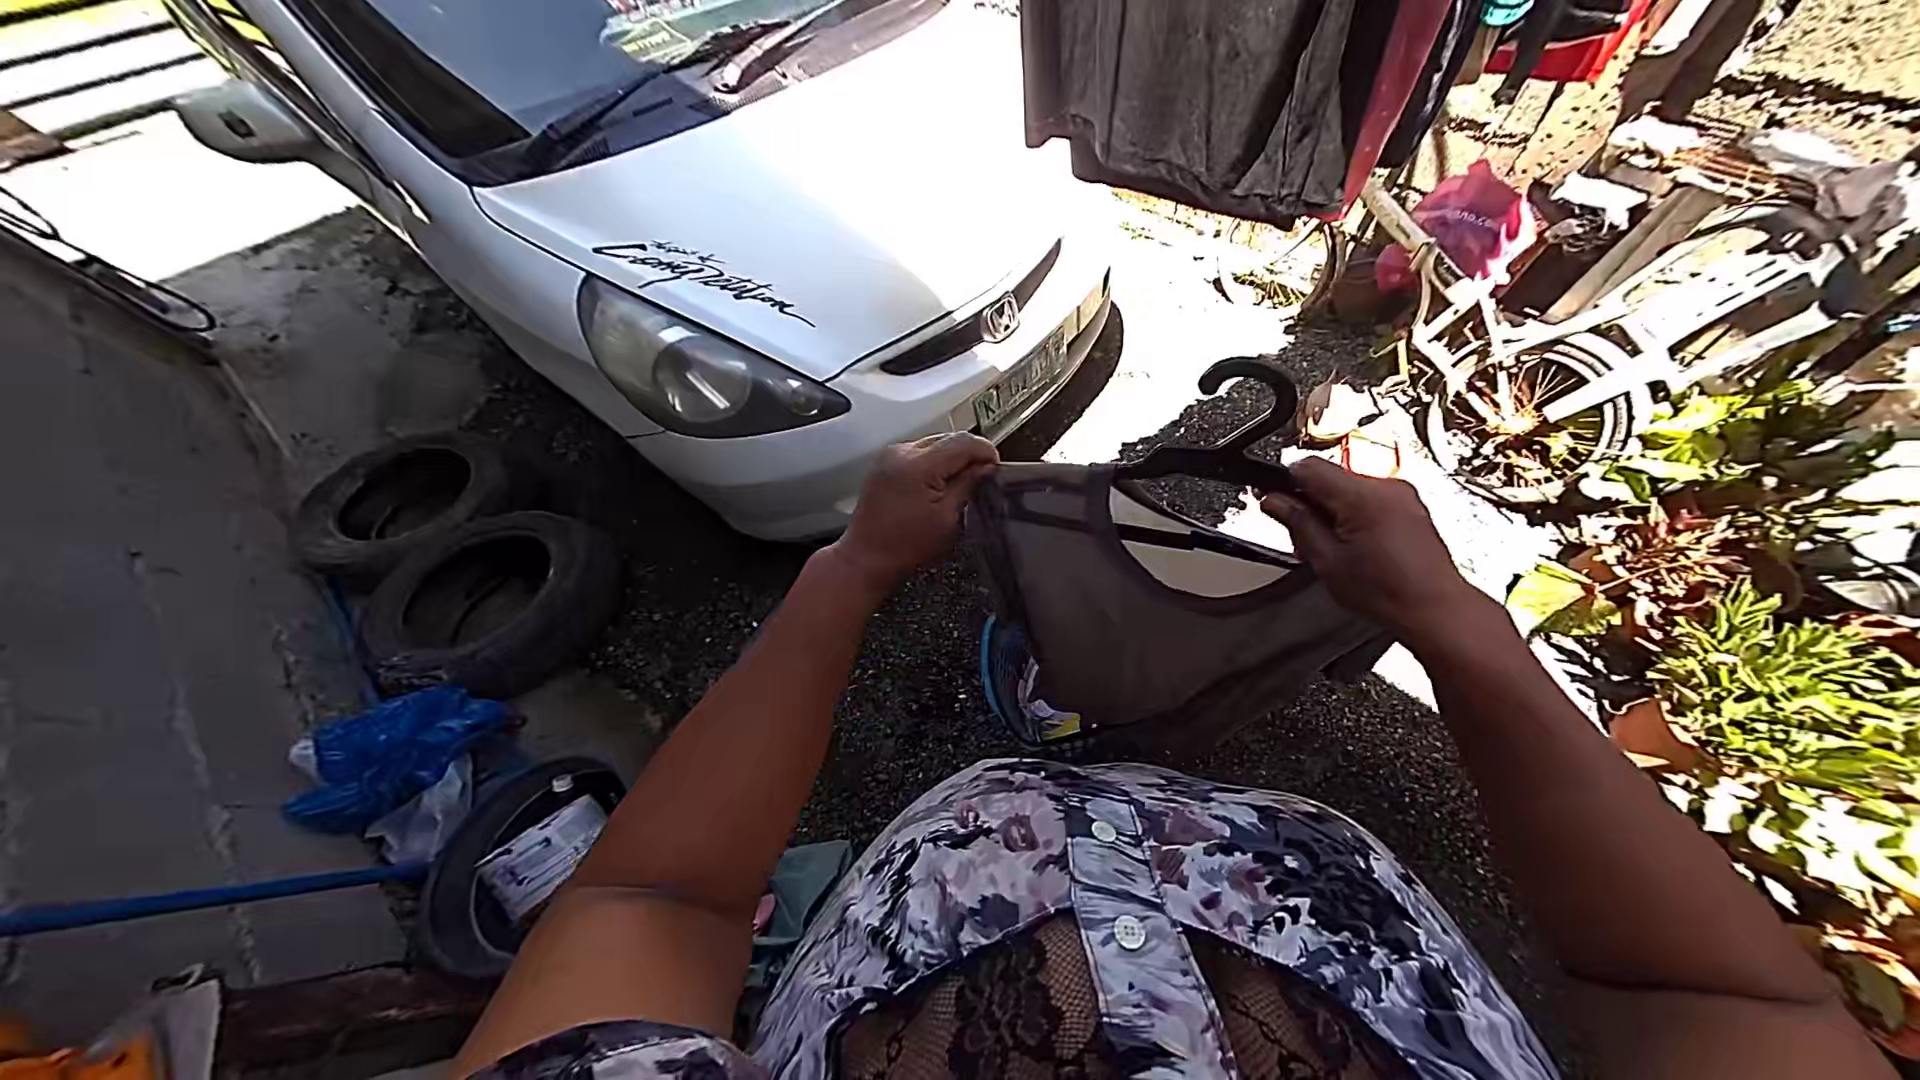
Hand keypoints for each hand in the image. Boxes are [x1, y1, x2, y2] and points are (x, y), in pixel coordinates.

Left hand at [824, 433, 998, 601]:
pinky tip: (937, 485)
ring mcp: (889, 456)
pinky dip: (933, 463)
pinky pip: (918, 453)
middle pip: (948, 438)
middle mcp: (901, 452)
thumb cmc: (905, 547)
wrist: (867, 559)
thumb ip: (968, 485)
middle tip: (981, 478)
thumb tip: (986, 466)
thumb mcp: (948, 518)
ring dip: (951, 458)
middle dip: (968, 455)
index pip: (963, 442)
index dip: (985, 452)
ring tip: (959, 484)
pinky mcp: (884, 464)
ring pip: (934, 444)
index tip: (996, 468)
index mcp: (918, 465)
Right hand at [1260, 457, 1488, 644]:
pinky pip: (1366, 498)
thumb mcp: (1325, 558)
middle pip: (1328, 477)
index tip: (1274, 500)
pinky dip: (1349, 514)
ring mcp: (1401, 495)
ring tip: (1326, 545)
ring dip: (1328, 510)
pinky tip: (1347, 544)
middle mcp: (1386, 488)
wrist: (1433, 608)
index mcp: (1363, 497)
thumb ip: (1297, 522)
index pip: (1308, 467)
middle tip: (1299, 534)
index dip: (1284, 483)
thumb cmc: (1388, 591)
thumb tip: (1274, 500)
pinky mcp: (1407, 506)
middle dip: (1307, 502)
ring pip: (1346, 488)